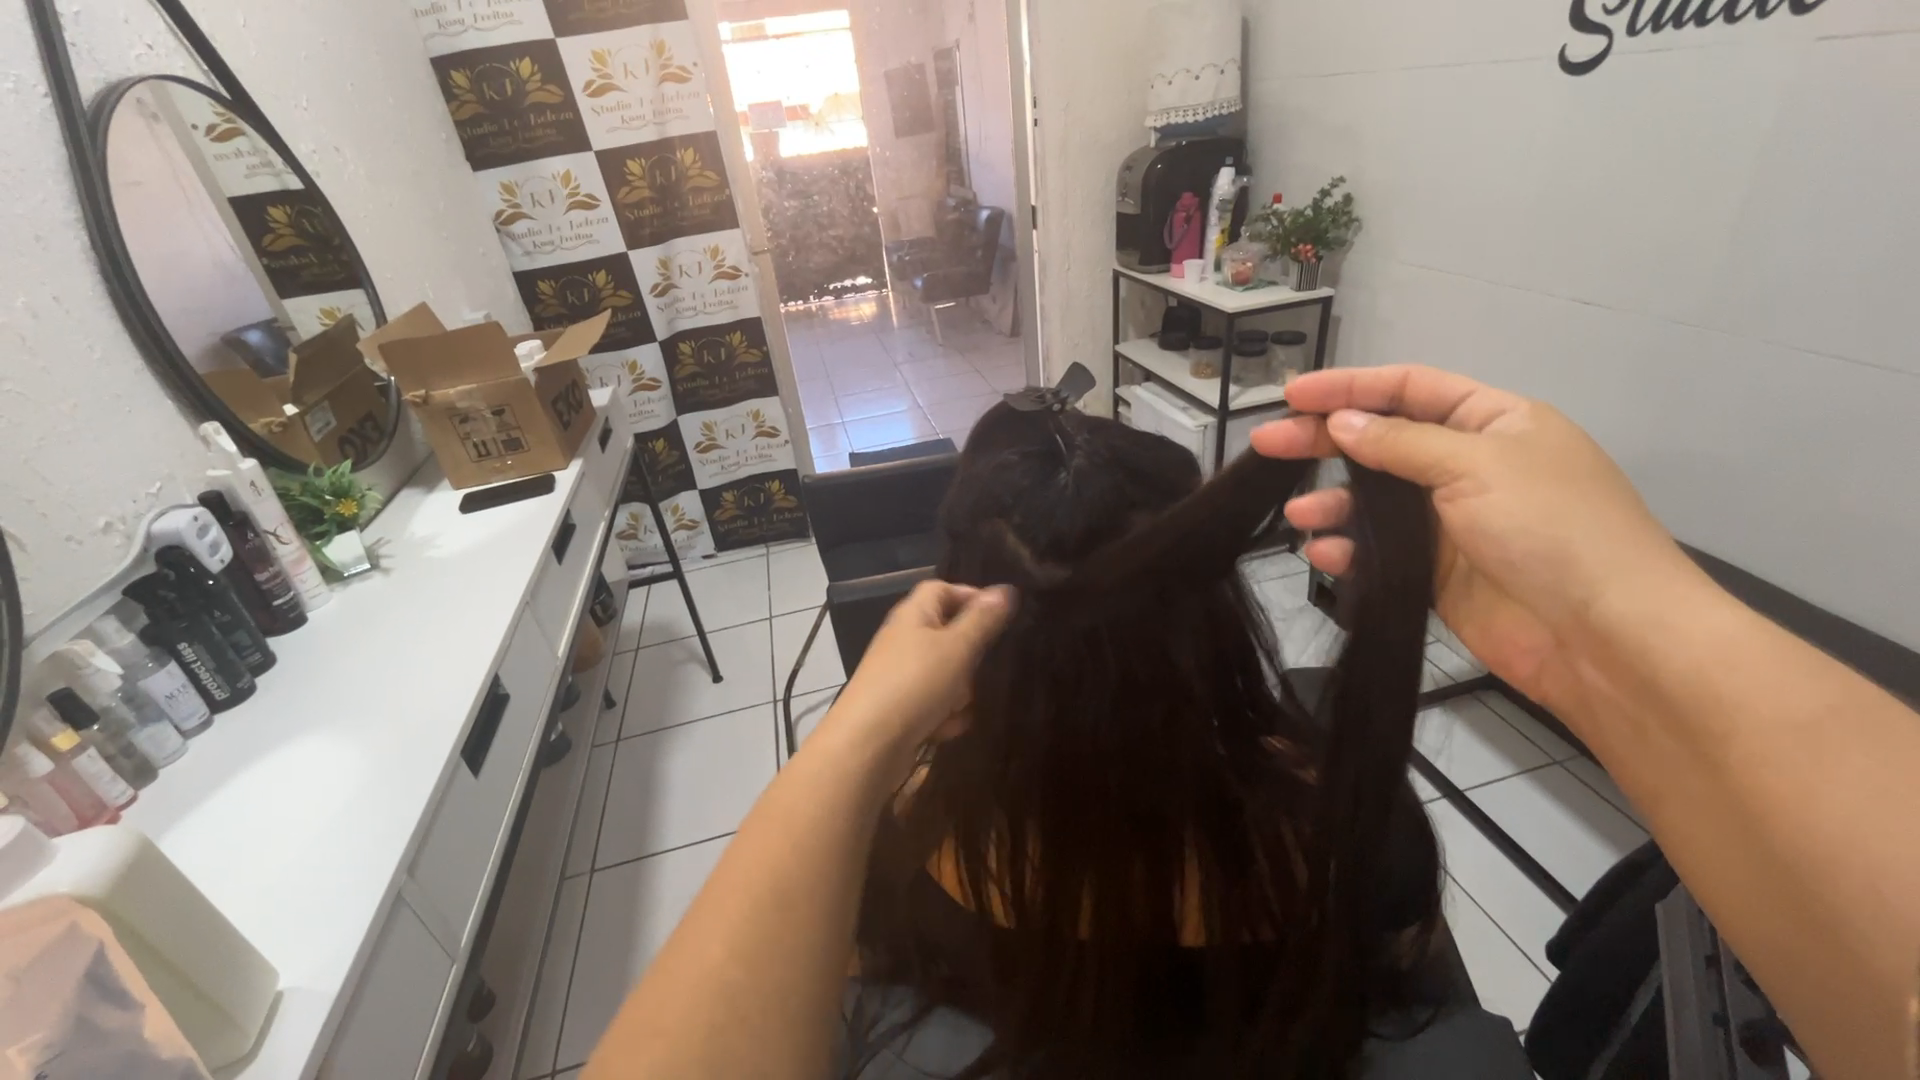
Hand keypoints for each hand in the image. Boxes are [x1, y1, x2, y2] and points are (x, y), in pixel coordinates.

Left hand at [819, 581, 1016, 759]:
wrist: (867, 745)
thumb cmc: (915, 685)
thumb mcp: (957, 648)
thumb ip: (983, 619)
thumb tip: (1006, 589)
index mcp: (914, 615)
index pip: (943, 589)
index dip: (972, 597)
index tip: (1000, 618)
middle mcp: (905, 640)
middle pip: (950, 636)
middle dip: (970, 658)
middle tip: (980, 671)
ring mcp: (902, 675)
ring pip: (948, 675)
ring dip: (959, 694)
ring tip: (955, 707)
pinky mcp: (902, 708)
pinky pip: (936, 704)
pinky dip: (943, 716)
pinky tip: (941, 729)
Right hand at [1252, 365, 1704, 710]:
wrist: (1604, 636)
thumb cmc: (1551, 529)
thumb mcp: (1475, 466)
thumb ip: (1400, 443)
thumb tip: (1340, 423)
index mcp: (1493, 422)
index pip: (1409, 389)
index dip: (1349, 388)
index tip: (1292, 395)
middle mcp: (1468, 465)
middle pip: (1381, 442)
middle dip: (1323, 442)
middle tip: (1266, 444)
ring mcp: (1451, 522)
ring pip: (1373, 502)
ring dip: (1332, 505)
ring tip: (1295, 515)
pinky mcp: (1436, 573)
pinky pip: (1379, 552)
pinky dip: (1349, 551)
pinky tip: (1325, 554)